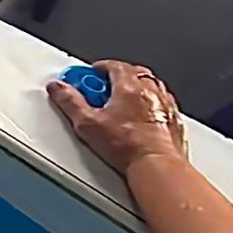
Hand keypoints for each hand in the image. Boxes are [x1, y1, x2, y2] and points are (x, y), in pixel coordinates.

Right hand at [47, 60, 187, 176]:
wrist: (156, 166)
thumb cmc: (128, 146)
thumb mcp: (86, 123)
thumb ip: (70, 102)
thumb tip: (58, 88)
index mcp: (130, 88)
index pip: (114, 66)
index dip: (98, 68)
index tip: (86, 76)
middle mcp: (150, 93)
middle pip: (134, 72)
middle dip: (116, 75)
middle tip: (100, 87)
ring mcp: (165, 107)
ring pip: (150, 86)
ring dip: (134, 88)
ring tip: (117, 101)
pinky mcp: (173, 122)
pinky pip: (161, 104)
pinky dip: (148, 103)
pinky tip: (137, 116)